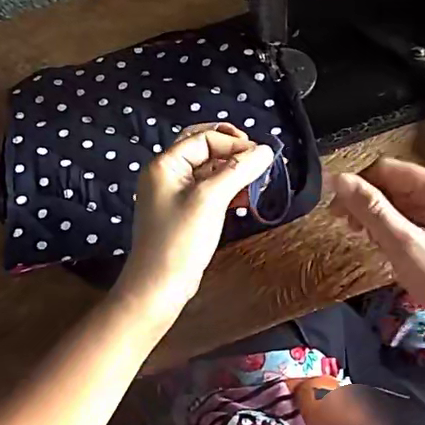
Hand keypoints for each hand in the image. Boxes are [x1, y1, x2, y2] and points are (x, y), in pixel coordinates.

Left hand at [119, 123, 274, 308]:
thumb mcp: (211, 200)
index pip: (203, 137)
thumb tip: (265, 150)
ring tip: (256, 180)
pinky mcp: (182, 212)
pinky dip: (227, 189)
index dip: (233, 142)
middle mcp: (166, 174)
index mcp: (165, 164)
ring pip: (207, 169)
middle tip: (257, 160)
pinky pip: (207, 189)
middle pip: (203, 147)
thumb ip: (237, 170)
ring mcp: (173, 194)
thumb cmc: (179, 240)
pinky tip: (244, 199)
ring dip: (232, 170)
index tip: (261, 156)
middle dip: (232, 150)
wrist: (158, 286)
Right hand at [330, 157, 424, 327]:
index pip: (386, 168)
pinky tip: (385, 243)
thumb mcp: (402, 244)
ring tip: (370, 239)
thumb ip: (370, 208)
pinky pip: (410, 213)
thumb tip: (339, 180)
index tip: (337, 210)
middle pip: (392, 182)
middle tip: (350, 227)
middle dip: (367, 202)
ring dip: (377, 215)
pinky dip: (392, 225)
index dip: (357, 185)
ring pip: (398, 198)